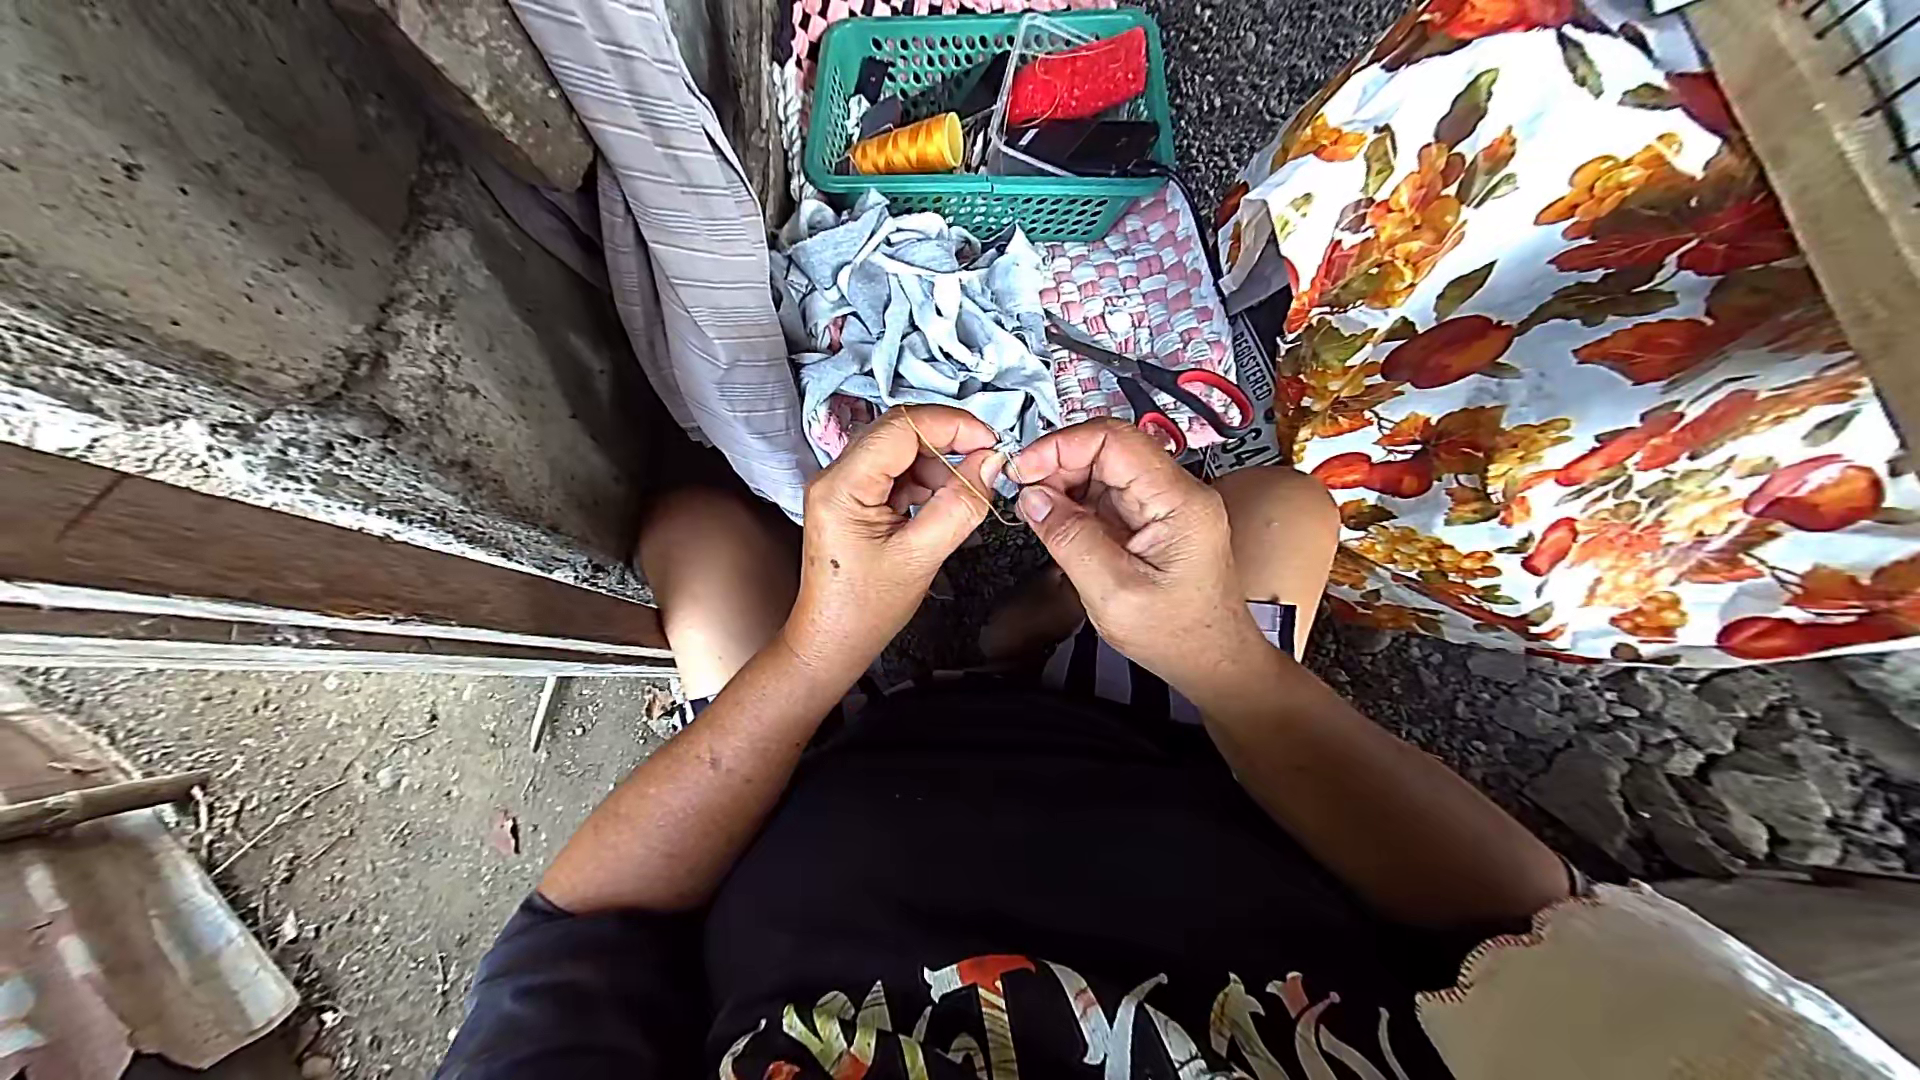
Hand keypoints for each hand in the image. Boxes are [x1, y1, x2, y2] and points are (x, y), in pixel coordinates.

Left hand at [783, 405, 1004, 678]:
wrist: (833, 639)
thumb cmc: (863, 609)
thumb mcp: (922, 556)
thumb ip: (960, 505)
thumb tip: (989, 464)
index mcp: (842, 486)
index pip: (901, 427)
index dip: (950, 426)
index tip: (987, 441)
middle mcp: (835, 477)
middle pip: (899, 431)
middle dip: (947, 441)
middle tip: (984, 460)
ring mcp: (843, 486)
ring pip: (900, 450)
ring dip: (937, 463)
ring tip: (960, 495)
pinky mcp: (854, 498)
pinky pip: (896, 472)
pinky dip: (925, 480)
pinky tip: (940, 503)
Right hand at [1010, 419, 1266, 690]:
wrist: (1209, 660)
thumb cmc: (1178, 635)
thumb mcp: (1113, 593)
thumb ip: (1070, 540)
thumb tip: (1033, 498)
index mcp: (1179, 503)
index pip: (1114, 441)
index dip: (1061, 446)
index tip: (1025, 468)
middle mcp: (1176, 494)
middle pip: (1107, 448)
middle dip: (1057, 463)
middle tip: (1025, 491)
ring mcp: (1162, 504)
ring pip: (1101, 467)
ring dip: (1062, 482)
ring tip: (1037, 510)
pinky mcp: (1148, 517)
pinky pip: (1104, 492)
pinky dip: (1072, 501)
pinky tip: (1056, 521)